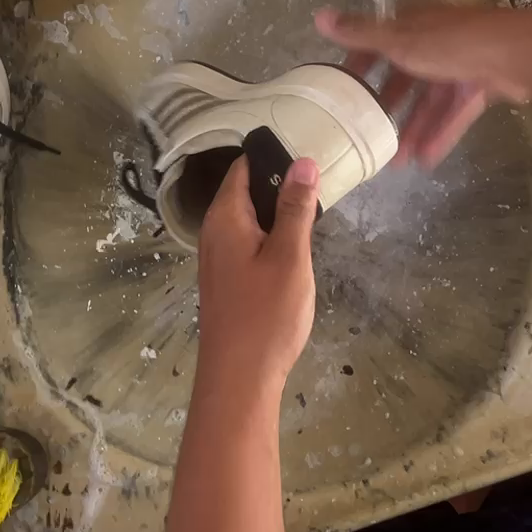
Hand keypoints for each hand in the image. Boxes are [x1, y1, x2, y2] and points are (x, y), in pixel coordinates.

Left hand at [195, 156, 319, 391]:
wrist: (239, 381)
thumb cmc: (266, 314)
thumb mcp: (290, 255)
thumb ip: (296, 207)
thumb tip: (303, 162)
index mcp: (224, 217)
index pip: (243, 167)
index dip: (272, 156)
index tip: (306, 150)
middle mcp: (214, 231)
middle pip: (244, 190)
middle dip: (278, 183)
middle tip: (317, 180)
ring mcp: (217, 256)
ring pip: (248, 218)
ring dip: (276, 212)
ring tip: (312, 208)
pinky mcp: (226, 278)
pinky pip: (247, 240)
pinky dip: (269, 235)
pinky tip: (293, 245)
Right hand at [316, 4, 531, 168]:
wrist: (513, 54)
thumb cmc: (449, 43)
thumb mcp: (398, 40)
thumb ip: (360, 34)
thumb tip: (318, 16)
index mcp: (411, 25)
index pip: (376, 43)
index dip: (359, 66)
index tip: (344, 93)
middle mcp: (432, 41)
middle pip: (403, 77)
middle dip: (386, 108)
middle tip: (367, 135)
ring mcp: (458, 64)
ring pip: (428, 101)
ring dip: (412, 129)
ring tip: (395, 162)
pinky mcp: (479, 86)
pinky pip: (453, 114)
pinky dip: (440, 134)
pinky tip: (425, 162)